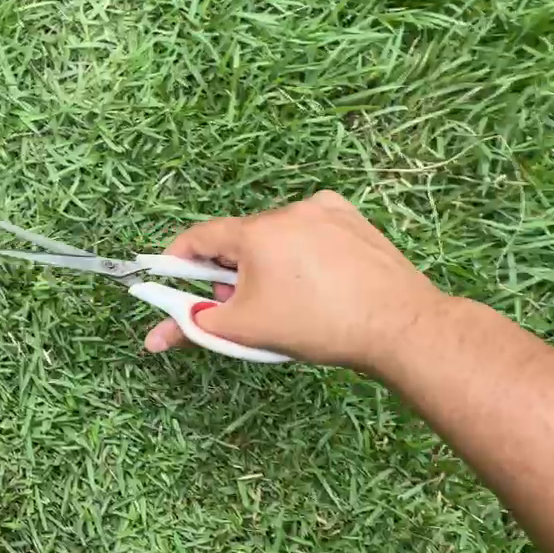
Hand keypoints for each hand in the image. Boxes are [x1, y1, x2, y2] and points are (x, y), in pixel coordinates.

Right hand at [143, 190, 450, 369]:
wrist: (400, 327)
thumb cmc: (315, 325)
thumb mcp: (240, 330)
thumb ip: (189, 327)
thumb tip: (153, 340)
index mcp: (257, 232)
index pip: (197, 237)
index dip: (176, 260)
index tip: (170, 280)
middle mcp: (289, 212)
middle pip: (235, 239)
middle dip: (224, 272)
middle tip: (232, 305)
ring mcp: (326, 212)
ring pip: (271, 237)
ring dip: (258, 264)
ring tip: (275, 299)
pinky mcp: (353, 221)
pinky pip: (305, 231)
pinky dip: (294, 253)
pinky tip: (307, 280)